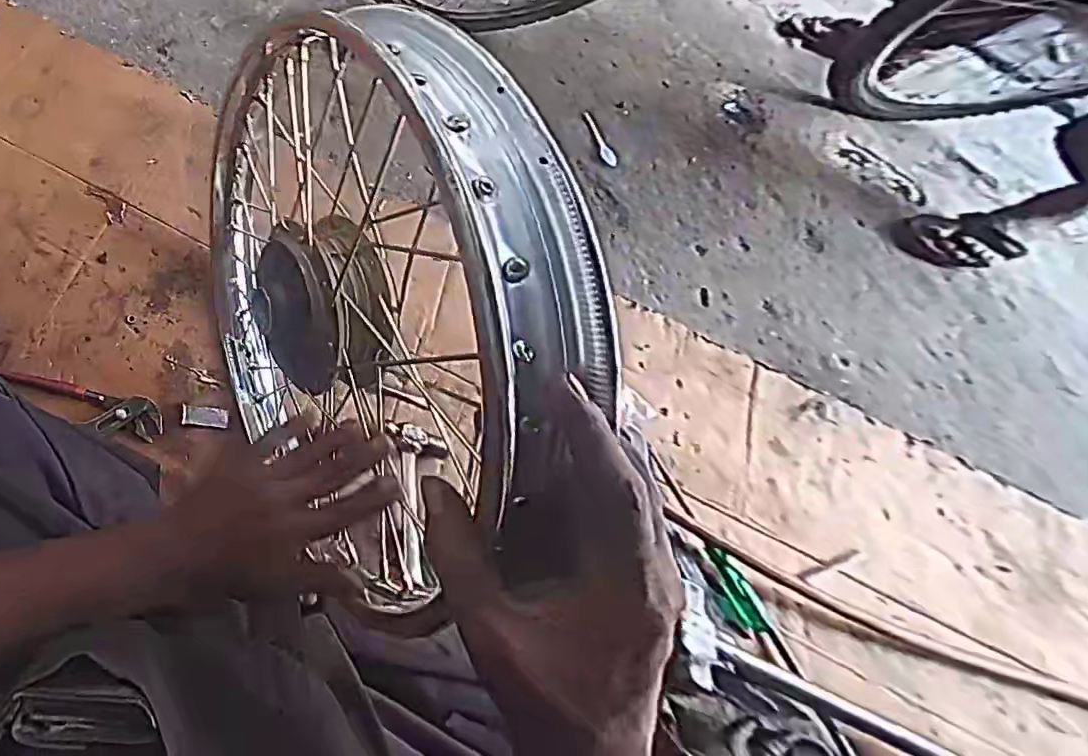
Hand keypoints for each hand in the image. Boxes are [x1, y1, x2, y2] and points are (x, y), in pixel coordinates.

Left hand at [158, 408, 397, 599]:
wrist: (180, 549)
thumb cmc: (229, 572)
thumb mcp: (277, 585)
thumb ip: (319, 579)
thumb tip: (360, 582)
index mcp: (295, 531)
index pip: (342, 512)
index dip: (371, 498)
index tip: (395, 481)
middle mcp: (284, 499)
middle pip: (330, 476)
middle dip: (360, 459)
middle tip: (385, 440)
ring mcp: (262, 476)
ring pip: (305, 455)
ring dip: (332, 439)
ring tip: (356, 424)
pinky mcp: (242, 462)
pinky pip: (270, 441)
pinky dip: (289, 428)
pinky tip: (308, 414)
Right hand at [422, 376, 681, 755]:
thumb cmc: (546, 700)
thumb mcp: (489, 630)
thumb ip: (457, 557)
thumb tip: (432, 487)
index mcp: (629, 585)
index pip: (617, 489)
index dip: (590, 432)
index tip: (562, 388)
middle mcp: (654, 574)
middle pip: (636, 482)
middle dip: (599, 429)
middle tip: (560, 386)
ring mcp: (655, 578)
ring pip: (639, 495)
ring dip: (604, 448)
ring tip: (566, 409)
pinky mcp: (643, 581)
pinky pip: (628, 512)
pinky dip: (601, 475)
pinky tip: (572, 461)